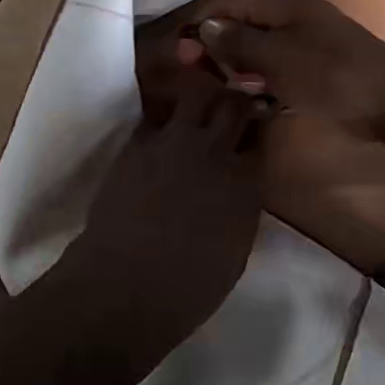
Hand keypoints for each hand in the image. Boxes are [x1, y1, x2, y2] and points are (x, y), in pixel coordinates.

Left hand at [70, 69, 267, 336]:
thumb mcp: (236, 249)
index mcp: (244, 179)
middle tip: (235, 104)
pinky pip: (157, 118)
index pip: (260, 138)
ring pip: (195, 97)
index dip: (258, 131)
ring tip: (201, 105)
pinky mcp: (137, 145)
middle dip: (237, 101)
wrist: (125, 284)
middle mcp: (213, 150)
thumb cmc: (190, 286)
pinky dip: (166, 118)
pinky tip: (165, 128)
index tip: (256, 131)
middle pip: (232, 105)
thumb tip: (238, 189)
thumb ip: (241, 207)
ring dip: (203, 98)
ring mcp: (172, 142)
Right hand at [194, 0, 384, 147]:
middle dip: (220, 52)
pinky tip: (261, 100)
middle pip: (240, 25)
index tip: (180, 59)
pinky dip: (266, 79)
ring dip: (242, 70)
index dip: (200, 30)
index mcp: (279, 0)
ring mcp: (304, 35)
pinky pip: (278, 65)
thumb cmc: (329, 75)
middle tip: (209, 80)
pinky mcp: (315, 60)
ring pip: (258, 48)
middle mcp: (290, 10)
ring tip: (236, 92)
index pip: (225, 6)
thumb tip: (203, 27)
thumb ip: (236, 41)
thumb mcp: (276, 58)